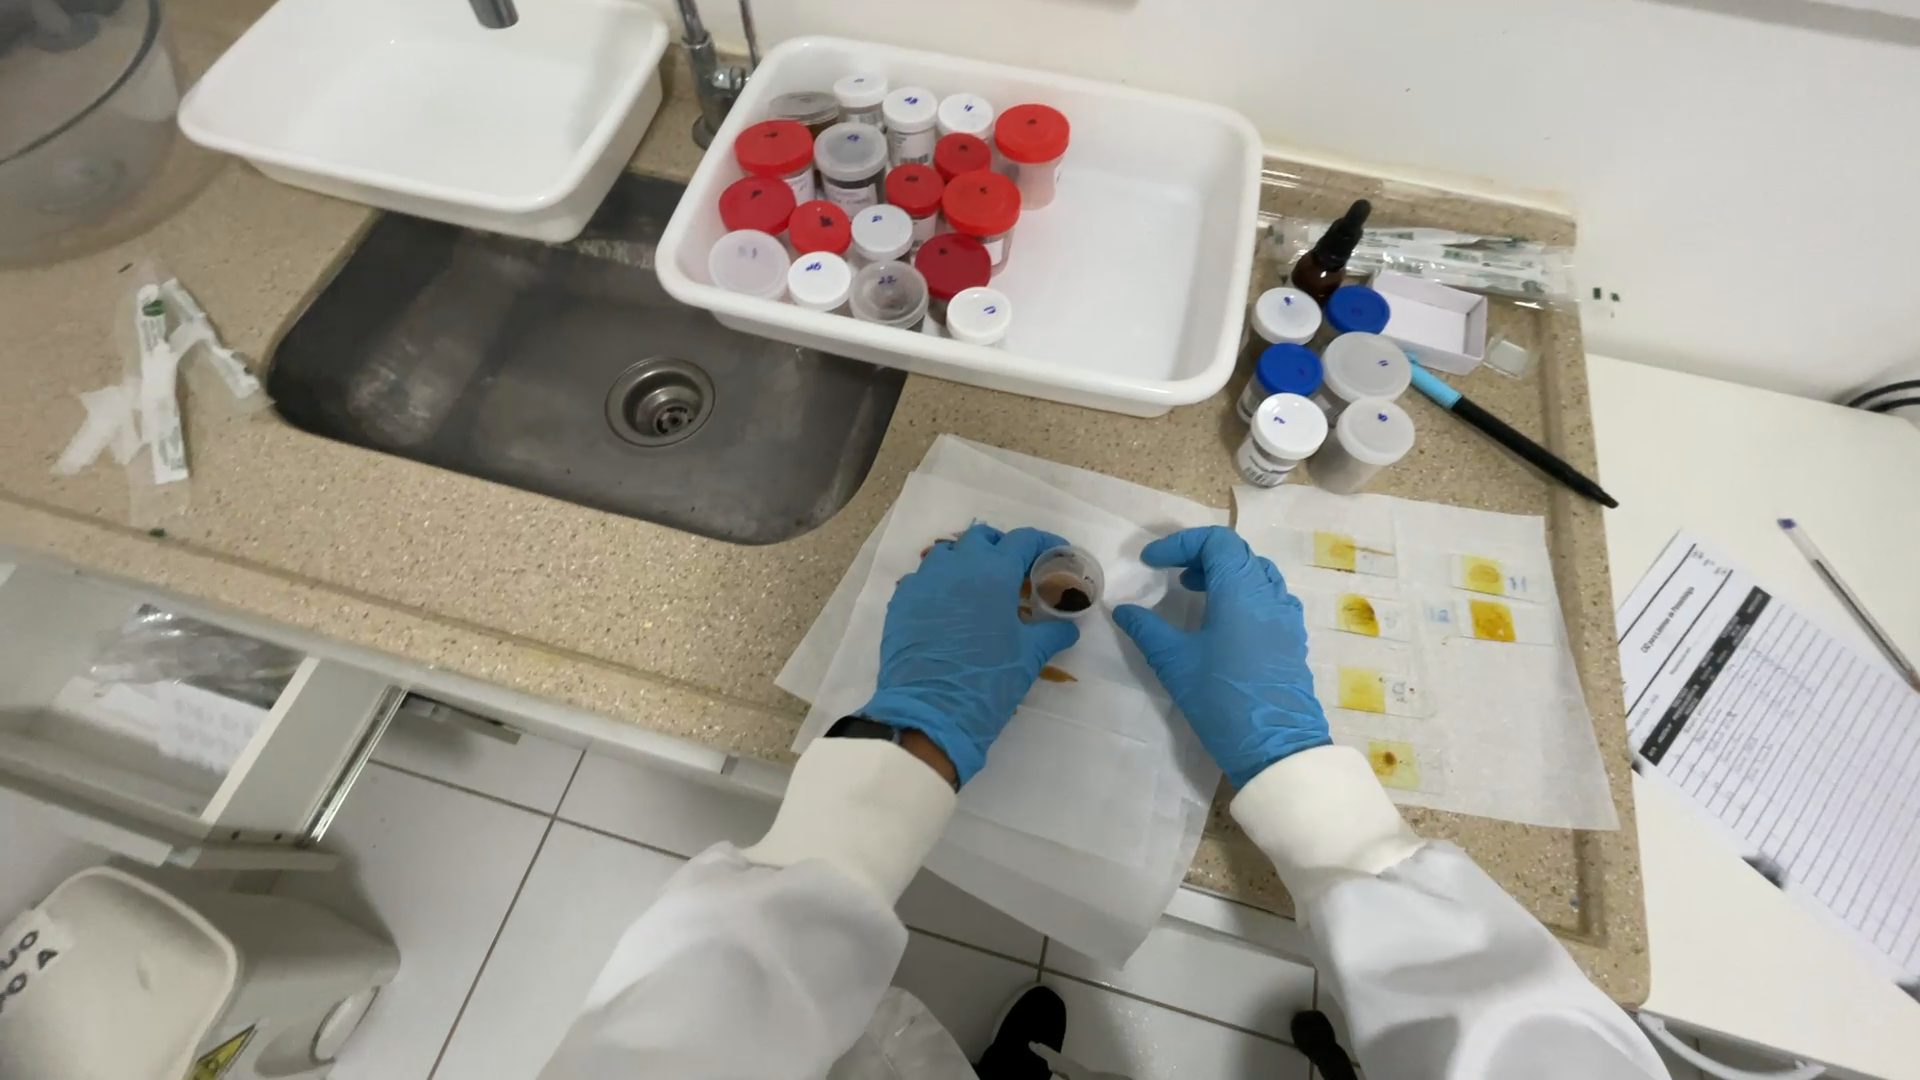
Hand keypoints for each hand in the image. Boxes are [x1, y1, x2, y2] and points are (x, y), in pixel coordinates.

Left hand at [861, 524, 1081, 784]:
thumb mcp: (1029, 656)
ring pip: (948, 553)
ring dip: (966, 561)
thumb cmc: (987, 681)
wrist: (930, 713)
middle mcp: (958, 566)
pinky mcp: (902, 601)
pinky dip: (940, 584)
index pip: (1023, 540)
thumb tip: (1068, 626)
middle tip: (1015, 569)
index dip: (1044, 543)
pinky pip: (923, 578)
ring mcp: (925, 581)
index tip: (1055, 554)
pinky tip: (948, 608)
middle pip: (981, 537)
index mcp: (994, 573)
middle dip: (1001, 546)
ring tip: (978, 586)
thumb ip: (1051, 633)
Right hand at [1112, 526, 1329, 788]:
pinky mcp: (1290, 639)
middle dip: (1199, 554)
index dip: (1180, 543)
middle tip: (1169, 572)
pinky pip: (1267, 597)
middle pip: (1237, 553)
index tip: (1151, 563)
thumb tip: (1122, 610)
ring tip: (1192, 591)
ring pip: (1255, 573)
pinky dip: (1240, 592)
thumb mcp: (1174, 663)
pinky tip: (1220, 620)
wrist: (1276, 749)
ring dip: (1221, 572)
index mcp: (1242, 592)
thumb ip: (1147, 629)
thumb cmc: (1222, 700)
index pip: (1217, 542)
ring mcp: (1286, 618)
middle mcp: (1269, 596)